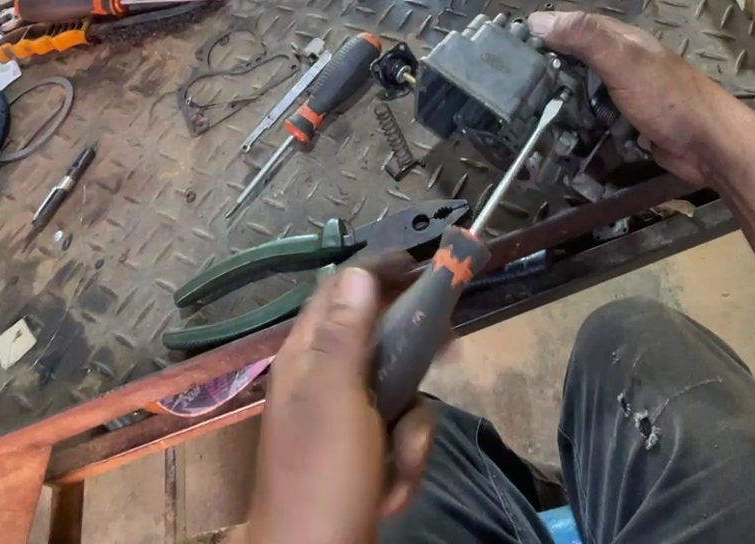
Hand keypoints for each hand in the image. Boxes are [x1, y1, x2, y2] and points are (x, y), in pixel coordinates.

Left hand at [249, 266, 436, 543]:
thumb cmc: (323, 475)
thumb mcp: (336, 396)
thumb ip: (346, 332)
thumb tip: (359, 271)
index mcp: (306, 357)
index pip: (340, 291)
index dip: (378, 271)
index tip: (419, 264)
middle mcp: (323, 379)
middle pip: (379, 338)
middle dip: (413, 354)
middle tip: (448, 348)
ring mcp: (344, 420)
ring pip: (398, 389)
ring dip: (411, 426)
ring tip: (399, 462)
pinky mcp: (363, 453)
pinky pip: (400, 433)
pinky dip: (405, 459)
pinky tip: (393, 491)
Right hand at [529, 11, 749, 187]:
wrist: (710, 146)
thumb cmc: (667, 98)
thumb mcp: (624, 60)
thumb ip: (585, 38)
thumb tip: (538, 20)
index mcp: (620, 40)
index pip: (572, 27)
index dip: (542, 33)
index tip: (506, 48)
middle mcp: (620, 63)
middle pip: (573, 61)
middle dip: (545, 71)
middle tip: (508, 88)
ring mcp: (623, 94)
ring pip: (580, 92)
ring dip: (558, 102)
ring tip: (522, 115)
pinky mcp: (625, 123)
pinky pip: (591, 119)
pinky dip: (575, 124)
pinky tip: (555, 136)